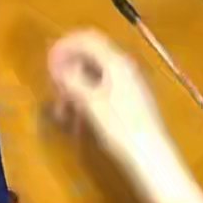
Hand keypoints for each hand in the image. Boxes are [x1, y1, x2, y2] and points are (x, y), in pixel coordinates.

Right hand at [49, 30, 168, 164]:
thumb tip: (57, 64)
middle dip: (69, 67)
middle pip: (90, 55)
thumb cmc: (121, 130)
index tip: (48, 63)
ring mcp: (129, 85)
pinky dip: (86, 97)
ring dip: (75, 86)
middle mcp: (124, 67)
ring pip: (94, 74)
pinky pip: (102, 89)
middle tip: (53, 86)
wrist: (155, 163)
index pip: (86, 39)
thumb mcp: (90, 103)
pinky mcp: (130, 102)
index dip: (64, 46)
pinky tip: (77, 119)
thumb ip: (72, 79)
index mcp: (116, 62)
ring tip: (62, 110)